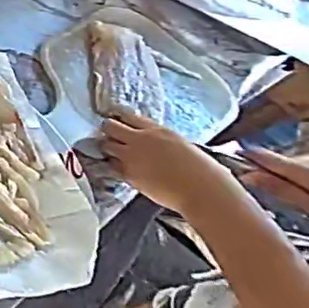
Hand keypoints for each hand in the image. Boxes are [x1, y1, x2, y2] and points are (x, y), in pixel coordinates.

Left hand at [100, 114, 248, 218]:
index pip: (128, 115)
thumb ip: (161, 140)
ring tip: (114, 152)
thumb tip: (154, 142)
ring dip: (108, 147)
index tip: (118, 121)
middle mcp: (140, 140)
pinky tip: (119, 167)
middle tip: (110, 136)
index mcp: (157, 130)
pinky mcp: (128, 175)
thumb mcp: (181, 144)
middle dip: (107, 129)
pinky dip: (113, 165)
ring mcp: (131, 157)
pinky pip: (112, 166)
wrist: (202, 192)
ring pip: (106, 145)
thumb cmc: (202, 170)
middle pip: (109, 126)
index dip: (121, 118)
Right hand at [235, 147, 308, 219]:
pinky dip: (292, 186)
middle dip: (256, 177)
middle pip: (268, 163)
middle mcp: (304, 161)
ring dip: (276, 183)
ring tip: (281, 206)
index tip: (226, 175)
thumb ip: (282, 190)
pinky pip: (297, 175)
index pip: (257, 154)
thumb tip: (247, 176)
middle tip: (253, 200)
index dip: (237, 159)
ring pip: (283, 170)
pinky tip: (305, 203)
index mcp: (298, 168)